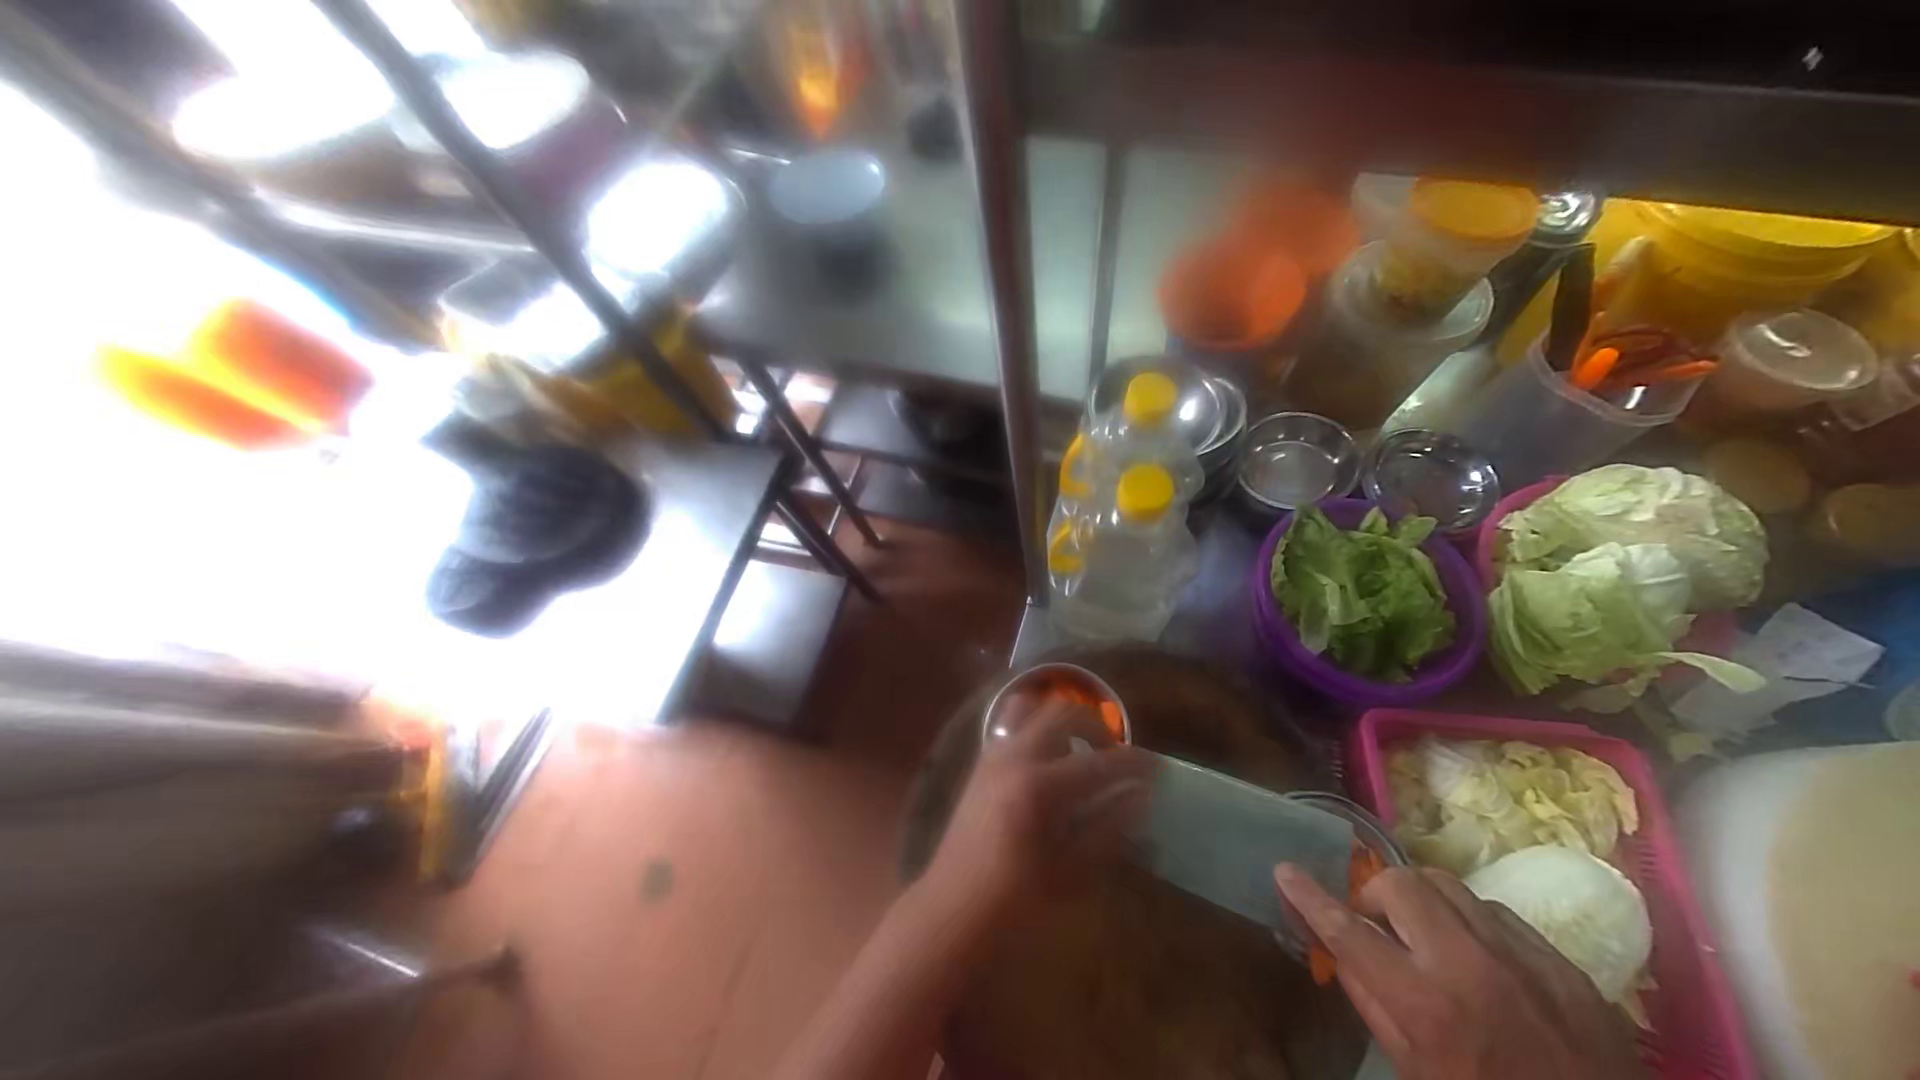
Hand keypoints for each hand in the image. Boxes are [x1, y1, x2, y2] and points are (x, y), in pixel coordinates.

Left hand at [924, 696, 1154, 926]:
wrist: (952, 912)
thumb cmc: (1015, 903)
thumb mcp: (1072, 874)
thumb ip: (1109, 830)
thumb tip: (1142, 797)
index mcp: (1040, 787)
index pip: (1100, 762)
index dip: (1135, 762)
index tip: (1159, 767)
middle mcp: (1014, 758)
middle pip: (1063, 714)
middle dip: (1097, 727)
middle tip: (1117, 754)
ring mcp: (993, 756)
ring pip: (1031, 709)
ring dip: (1062, 721)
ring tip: (1080, 751)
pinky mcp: (980, 764)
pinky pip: (1009, 726)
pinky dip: (1035, 726)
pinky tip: (1049, 758)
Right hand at [1275, 863, 1646, 1079]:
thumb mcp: (1415, 1070)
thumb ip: (1371, 1000)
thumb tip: (1337, 944)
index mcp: (1427, 1005)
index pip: (1348, 931)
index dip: (1309, 898)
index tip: (1285, 872)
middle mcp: (1471, 966)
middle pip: (1400, 884)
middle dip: (1376, 897)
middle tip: (1378, 926)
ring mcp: (1523, 958)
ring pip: (1448, 884)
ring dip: (1422, 902)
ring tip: (1426, 934)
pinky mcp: (1563, 963)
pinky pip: (1496, 912)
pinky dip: (1470, 922)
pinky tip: (1477, 956)